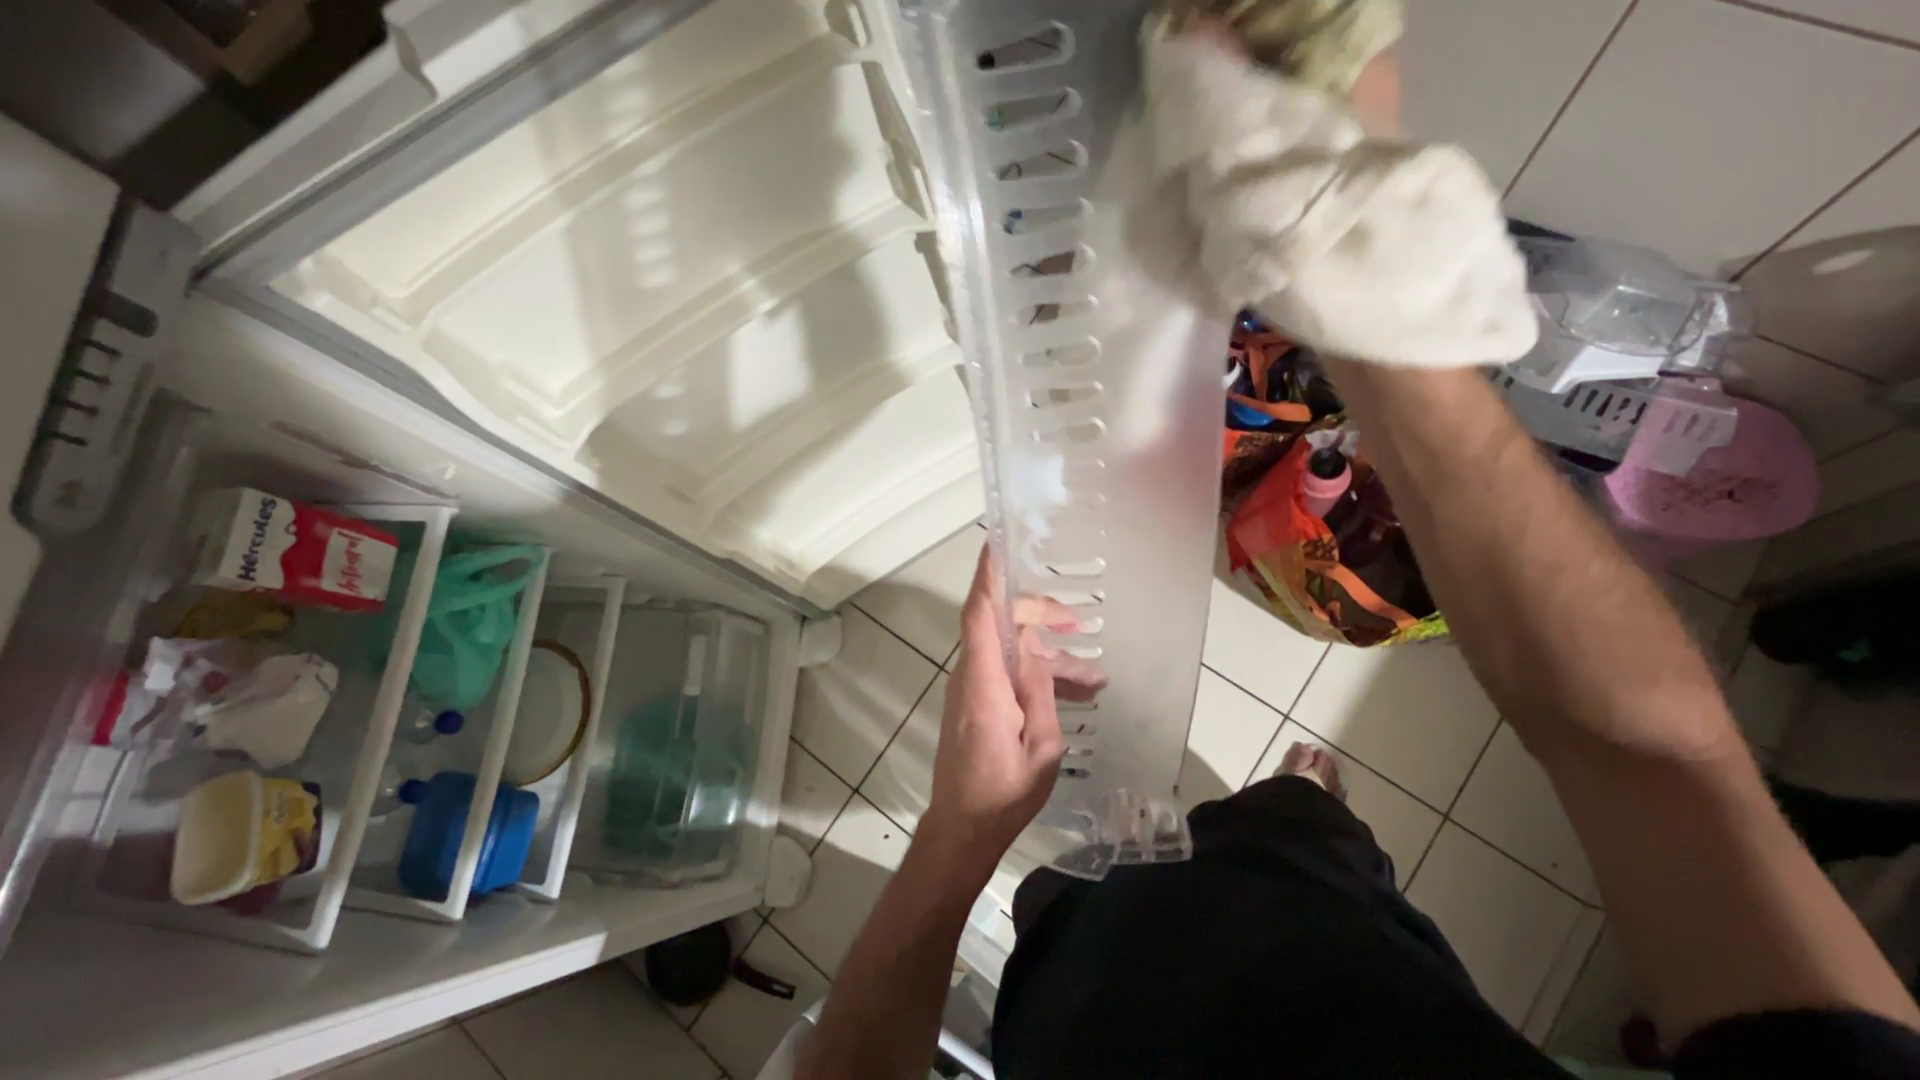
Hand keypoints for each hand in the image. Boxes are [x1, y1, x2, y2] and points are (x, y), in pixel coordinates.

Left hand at [919, 548, 1085, 874]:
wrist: (964, 828)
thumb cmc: (1003, 793)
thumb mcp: (1040, 747)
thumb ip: (1040, 693)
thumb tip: (1037, 652)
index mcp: (985, 683)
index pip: (980, 613)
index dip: (989, 575)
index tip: (1000, 541)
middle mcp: (972, 677)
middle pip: (999, 625)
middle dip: (1038, 613)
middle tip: (1076, 621)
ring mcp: (972, 690)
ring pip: (1009, 651)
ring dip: (1047, 655)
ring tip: (1095, 674)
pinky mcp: (977, 704)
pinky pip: (1008, 674)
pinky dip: (1037, 676)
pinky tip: (1075, 692)